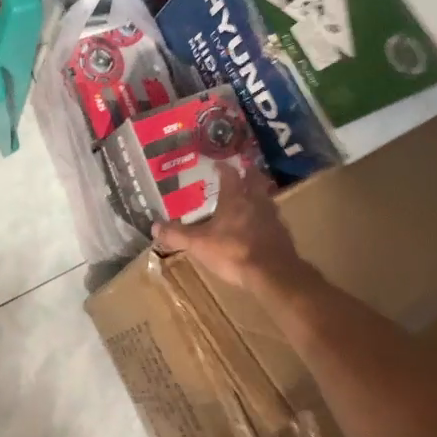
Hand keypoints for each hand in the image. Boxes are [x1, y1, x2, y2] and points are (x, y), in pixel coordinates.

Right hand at [152, 165, 309, 292]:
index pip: (230, 173)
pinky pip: (274, 218)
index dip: (223, 167)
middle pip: (255, 178)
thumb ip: (177, 235)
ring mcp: (272, 216)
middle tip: (242, 171)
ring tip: (251, 198)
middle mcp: (256, 201)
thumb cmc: (233, 252)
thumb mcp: (199, 245)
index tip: (218, 163)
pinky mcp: (283, 233)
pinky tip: (261, 227)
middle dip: (248, 173)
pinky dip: (266, 217)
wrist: (273, 273)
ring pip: (266, 197)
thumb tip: (154, 227)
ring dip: (259, 194)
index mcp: (235, 198)